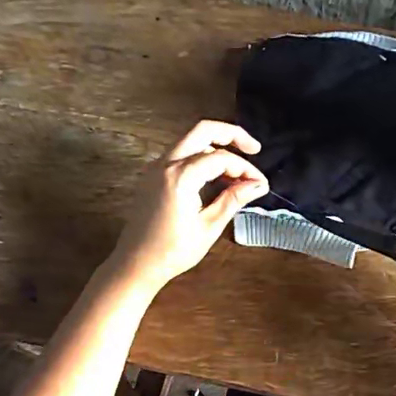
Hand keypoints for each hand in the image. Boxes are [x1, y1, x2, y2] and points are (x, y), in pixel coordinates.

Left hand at [105, 120, 267, 292]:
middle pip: (202, 130)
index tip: (260, 183)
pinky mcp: (152, 176)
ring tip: (237, 169)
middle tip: (254, 148)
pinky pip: (179, 155)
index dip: (245, 168)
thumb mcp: (208, 227)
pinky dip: (200, 157)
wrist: (135, 264)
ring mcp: (155, 168)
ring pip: (190, 140)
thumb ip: (233, 199)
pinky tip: (215, 176)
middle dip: (231, 135)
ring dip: (215, 146)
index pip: (221, 158)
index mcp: (180, 176)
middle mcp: (165, 164)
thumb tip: (257, 185)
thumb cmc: (171, 251)